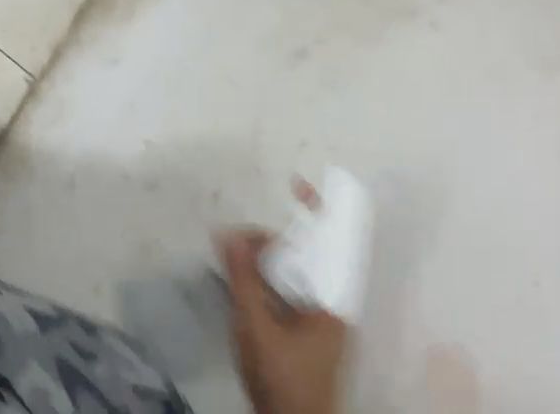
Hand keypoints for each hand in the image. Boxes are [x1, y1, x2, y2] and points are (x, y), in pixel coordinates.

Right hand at [219, 228, 348, 413]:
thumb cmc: (283, 375)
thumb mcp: (256, 325)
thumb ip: (242, 277)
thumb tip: (227, 232)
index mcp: (332, 302)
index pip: (331, 245)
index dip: (318, 212)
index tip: (296, 184)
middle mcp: (331, 307)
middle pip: (305, 257)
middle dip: (269, 239)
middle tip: (231, 239)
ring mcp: (319, 322)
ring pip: (292, 275)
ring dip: (262, 260)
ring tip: (229, 255)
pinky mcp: (305, 334)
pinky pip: (285, 292)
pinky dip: (262, 279)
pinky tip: (237, 280)